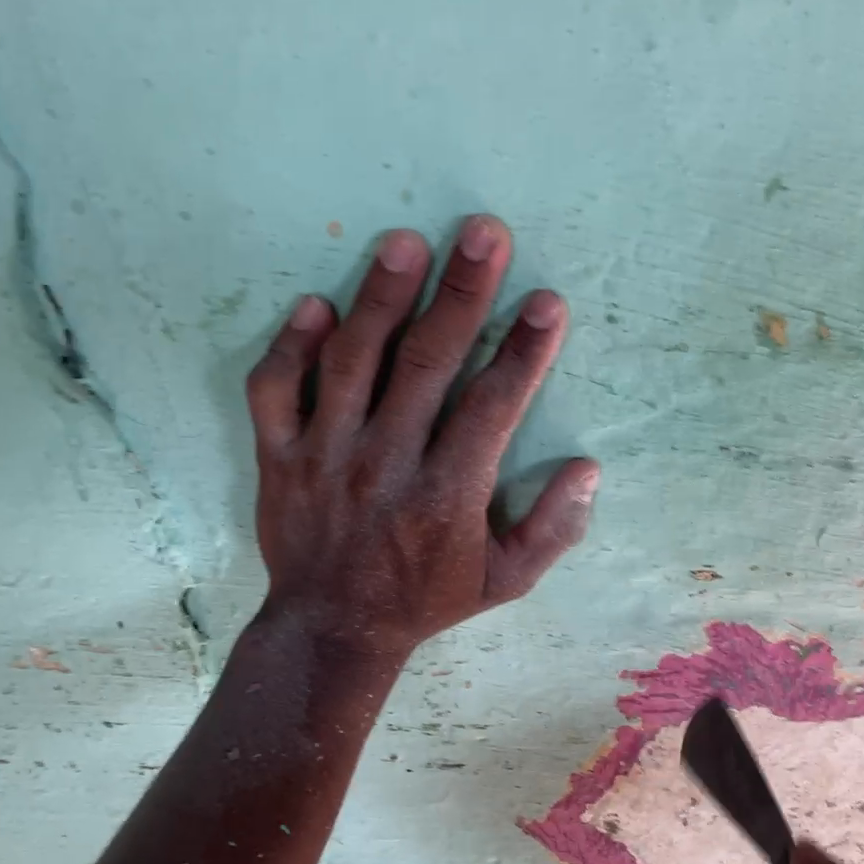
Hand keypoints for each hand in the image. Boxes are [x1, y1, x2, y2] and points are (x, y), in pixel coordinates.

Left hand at [245, 214, 598, 664]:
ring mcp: (324, 457)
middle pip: (426, 366)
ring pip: (351, 363)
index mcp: (446, 496)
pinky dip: (291, 346)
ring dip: (379, 298)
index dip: (523, 353)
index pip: (492, 409)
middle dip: (461, 296)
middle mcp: (385, 466)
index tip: (547, 302)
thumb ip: (554, 529)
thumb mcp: (508, 581)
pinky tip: (317, 303)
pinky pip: (275, 391)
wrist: (332, 631)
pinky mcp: (279, 457)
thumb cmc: (430, 597)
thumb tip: (588, 468)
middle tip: (482, 233)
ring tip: (406, 241)